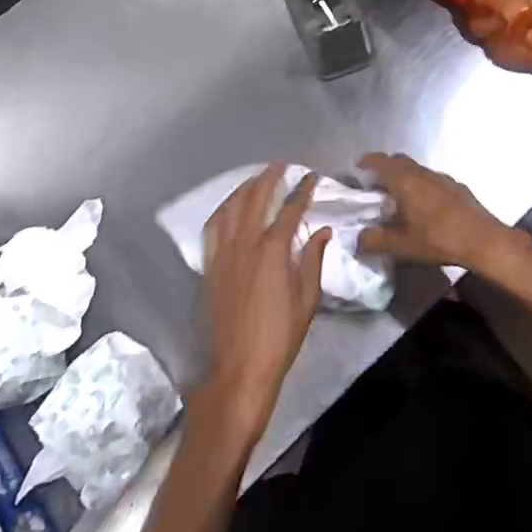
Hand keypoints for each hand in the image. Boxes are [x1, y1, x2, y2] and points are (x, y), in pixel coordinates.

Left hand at [200, 164, 331, 432]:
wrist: (240, 366)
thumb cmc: (280, 335)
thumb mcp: (307, 299)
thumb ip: (313, 260)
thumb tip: (321, 231)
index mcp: (273, 250)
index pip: (290, 210)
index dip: (301, 190)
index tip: (310, 177)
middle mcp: (245, 244)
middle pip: (256, 199)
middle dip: (269, 178)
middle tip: (280, 165)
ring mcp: (223, 254)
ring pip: (231, 209)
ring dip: (244, 189)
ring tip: (255, 179)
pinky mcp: (210, 266)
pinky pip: (213, 228)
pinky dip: (222, 210)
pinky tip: (229, 207)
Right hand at [356, 153, 525, 275]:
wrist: (483, 240)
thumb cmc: (438, 239)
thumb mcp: (401, 246)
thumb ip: (375, 241)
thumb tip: (357, 240)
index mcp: (405, 180)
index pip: (380, 161)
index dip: (367, 162)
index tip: (358, 169)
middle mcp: (422, 173)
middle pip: (399, 161)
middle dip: (385, 169)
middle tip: (376, 187)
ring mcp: (442, 178)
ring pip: (417, 170)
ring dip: (405, 178)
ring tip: (400, 200)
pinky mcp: (458, 187)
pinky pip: (433, 180)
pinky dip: (423, 187)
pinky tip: (426, 209)